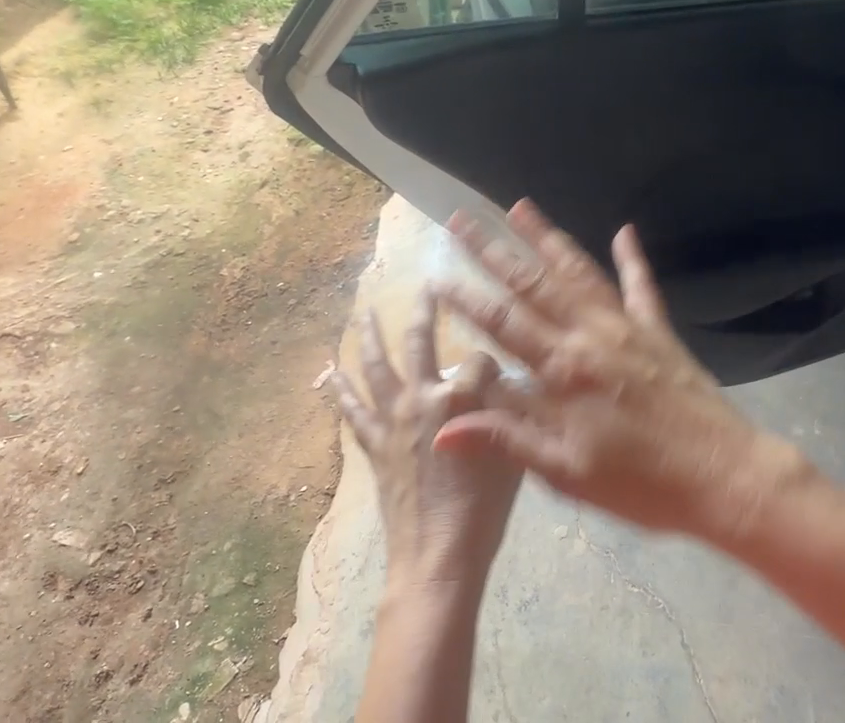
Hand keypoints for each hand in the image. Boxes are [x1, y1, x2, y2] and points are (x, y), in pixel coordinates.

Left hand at [327, 298, 522, 589]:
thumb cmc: (485, 508)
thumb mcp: (513, 453)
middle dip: (425, 310)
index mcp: (462, 396)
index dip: (494, 364)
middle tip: (425, 287)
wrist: (437, 556)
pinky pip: (352, 409)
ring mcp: (392, 420)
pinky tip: (330, 370)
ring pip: (377, 366)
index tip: (503, 376)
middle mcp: (422, 396)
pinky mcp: (373, 445)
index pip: (480, 359)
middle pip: (421, 341)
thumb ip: (509, 412)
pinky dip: (340, 388)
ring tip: (365, 313)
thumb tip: (507, 388)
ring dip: (371, 335)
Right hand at [431, 200, 815, 545]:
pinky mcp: (660, 331)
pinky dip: (631, 257)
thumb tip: (441, 428)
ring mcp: (628, 328)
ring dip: (548, 238)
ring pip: (580, 273)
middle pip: (534, 285)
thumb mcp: (566, 473)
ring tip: (521, 207)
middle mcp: (591, 336)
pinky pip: (641, 286)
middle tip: (462, 219)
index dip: (466, 300)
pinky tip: (625, 231)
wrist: (723, 473)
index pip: (502, 325)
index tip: (436, 275)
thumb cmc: (640, 484)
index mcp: (564, 372)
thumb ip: (506, 439)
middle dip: (494, 251)